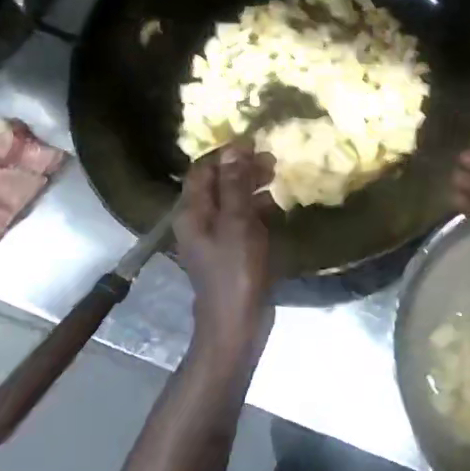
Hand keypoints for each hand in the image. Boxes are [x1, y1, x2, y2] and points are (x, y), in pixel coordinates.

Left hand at [175, 146, 276, 357]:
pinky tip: (276, 210)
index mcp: (192, 212)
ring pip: (231, 202)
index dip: (226, 154)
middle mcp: (198, 222)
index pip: (202, 170)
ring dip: (251, 188)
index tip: (255, 145)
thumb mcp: (238, 222)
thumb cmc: (236, 271)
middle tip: (272, 162)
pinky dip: (256, 210)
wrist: (236, 325)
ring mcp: (214, 239)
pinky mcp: (230, 253)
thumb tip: (233, 149)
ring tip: (277, 180)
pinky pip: (241, 221)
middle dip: (242, 170)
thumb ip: (235, 185)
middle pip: (217, 184)